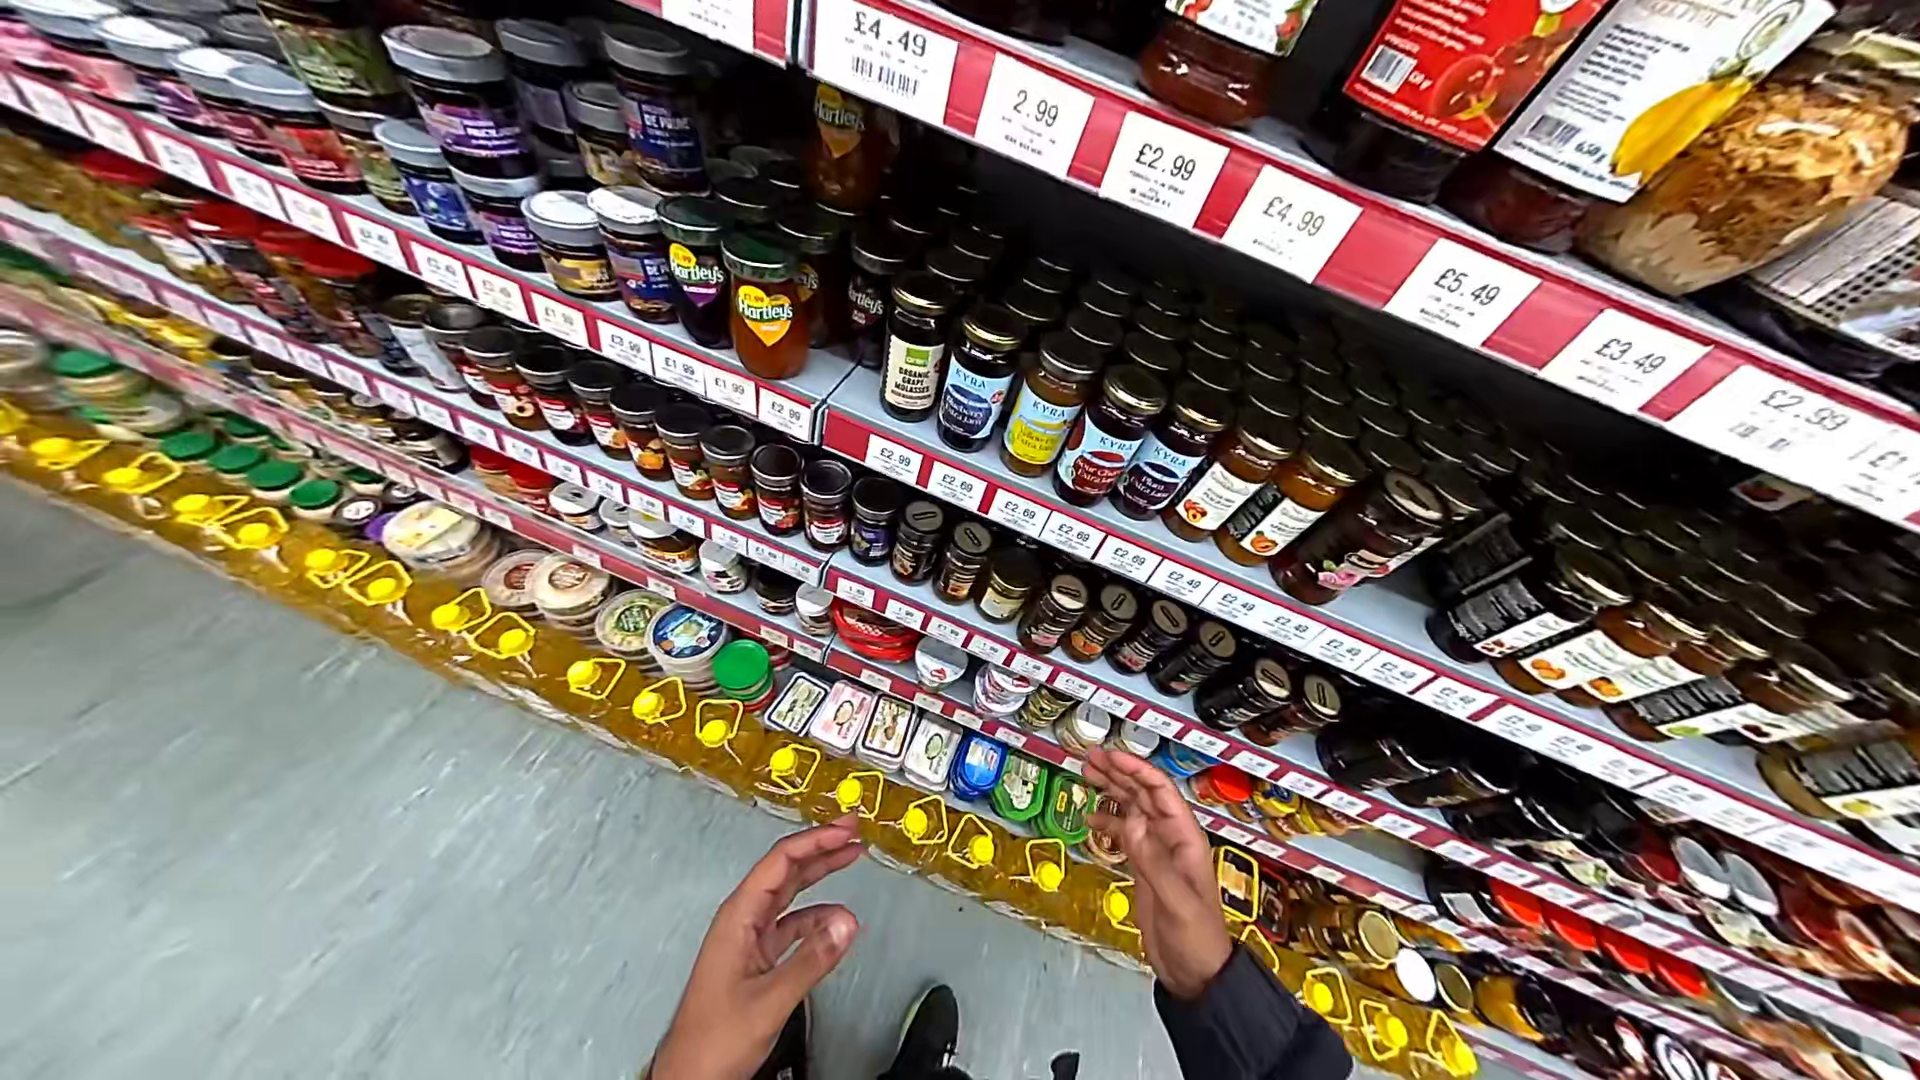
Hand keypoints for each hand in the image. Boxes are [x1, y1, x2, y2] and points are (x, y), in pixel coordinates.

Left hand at [651, 817, 864, 1079]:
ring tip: (850, 856)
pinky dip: (817, 914)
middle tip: (852, 830)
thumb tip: (848, 922)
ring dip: (821, 872)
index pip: (781, 861)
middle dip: (821, 846)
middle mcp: (744, 917)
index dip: (814, 840)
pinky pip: (792, 921)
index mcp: (739, 915)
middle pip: (787, 868)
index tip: (844, 831)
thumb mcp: (768, 1001)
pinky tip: (837, 917)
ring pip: (790, 891)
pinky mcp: (758, 956)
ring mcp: (750, 936)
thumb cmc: (714, 1042)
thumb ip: (811, 960)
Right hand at [1084, 747, 1232, 999]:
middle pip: (1142, 793)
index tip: (1111, 756)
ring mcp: (1156, 850)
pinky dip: (1107, 822)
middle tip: (1091, 758)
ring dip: (1111, 790)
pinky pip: (1123, 833)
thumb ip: (1152, 859)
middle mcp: (1169, 836)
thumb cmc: (1195, 935)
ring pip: (1131, 808)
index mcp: (1184, 836)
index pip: (1160, 790)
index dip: (1136, 769)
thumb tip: (1129, 820)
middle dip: (1118, 772)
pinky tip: (1091, 817)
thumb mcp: (1176, 899)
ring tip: (1086, 774)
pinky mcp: (1144, 866)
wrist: (1195, 974)